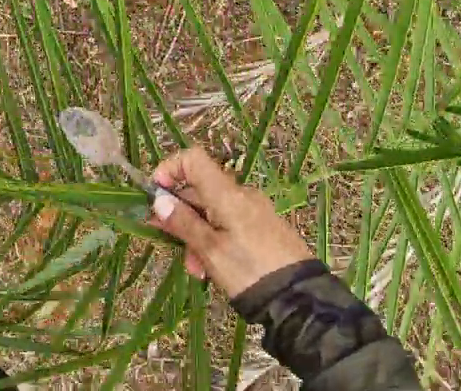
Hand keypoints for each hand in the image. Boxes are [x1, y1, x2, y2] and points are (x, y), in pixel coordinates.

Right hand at [146, 147, 313, 296]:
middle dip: (181, 215)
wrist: (304, 302)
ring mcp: (255, 212)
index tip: (157, 194)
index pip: (193, 159)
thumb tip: (159, 199)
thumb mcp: (210, 250)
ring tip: (197, 269)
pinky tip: (214, 269)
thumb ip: (183, 222)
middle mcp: (241, 195)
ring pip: (213, 212)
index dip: (170, 169)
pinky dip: (215, 240)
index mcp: (227, 194)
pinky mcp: (265, 230)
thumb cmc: (250, 271)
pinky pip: (230, 225)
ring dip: (197, 235)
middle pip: (200, 190)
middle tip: (170, 243)